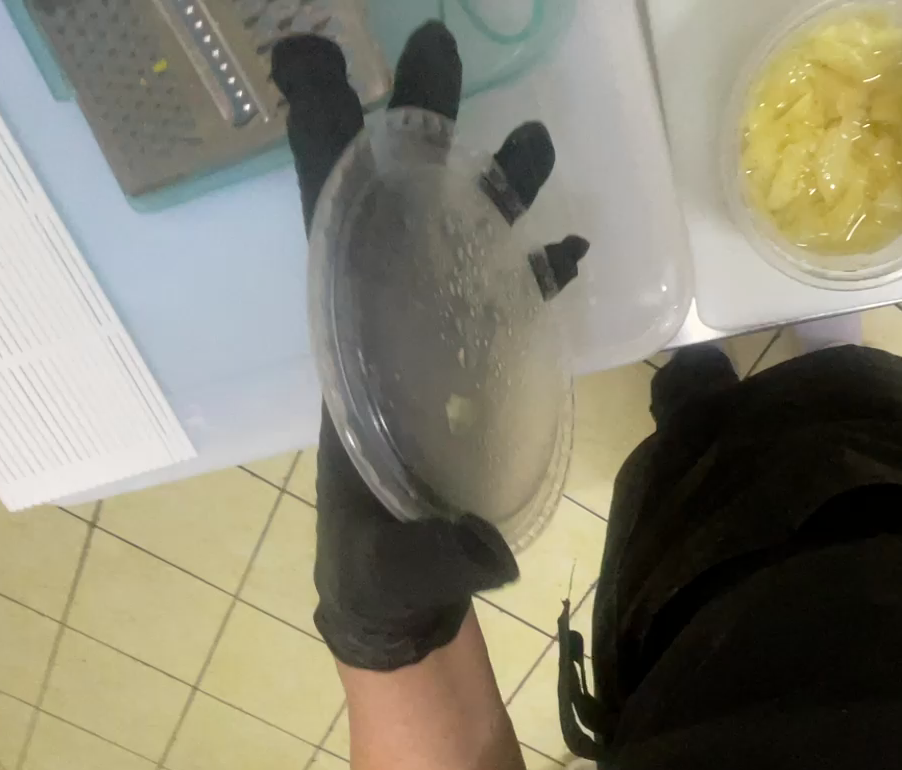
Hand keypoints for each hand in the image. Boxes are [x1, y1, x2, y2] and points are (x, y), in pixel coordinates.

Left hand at [272, 24, 583, 669]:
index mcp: (356, 356)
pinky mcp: (478, 372)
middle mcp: (392, 332)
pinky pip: (505, 301)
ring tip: (536, 142)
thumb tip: (482, 550)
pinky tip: (570, 247)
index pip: (338, 238)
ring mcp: (440, 348)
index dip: (333, 155)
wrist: (404, 585)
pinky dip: (533, 268)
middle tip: (446, 52)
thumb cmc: (388, 568)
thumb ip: (433, 556)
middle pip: (404, 217)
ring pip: (461, 249)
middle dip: (420, 135)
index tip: (331, 64)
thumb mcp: (401, 566)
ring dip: (494, 193)